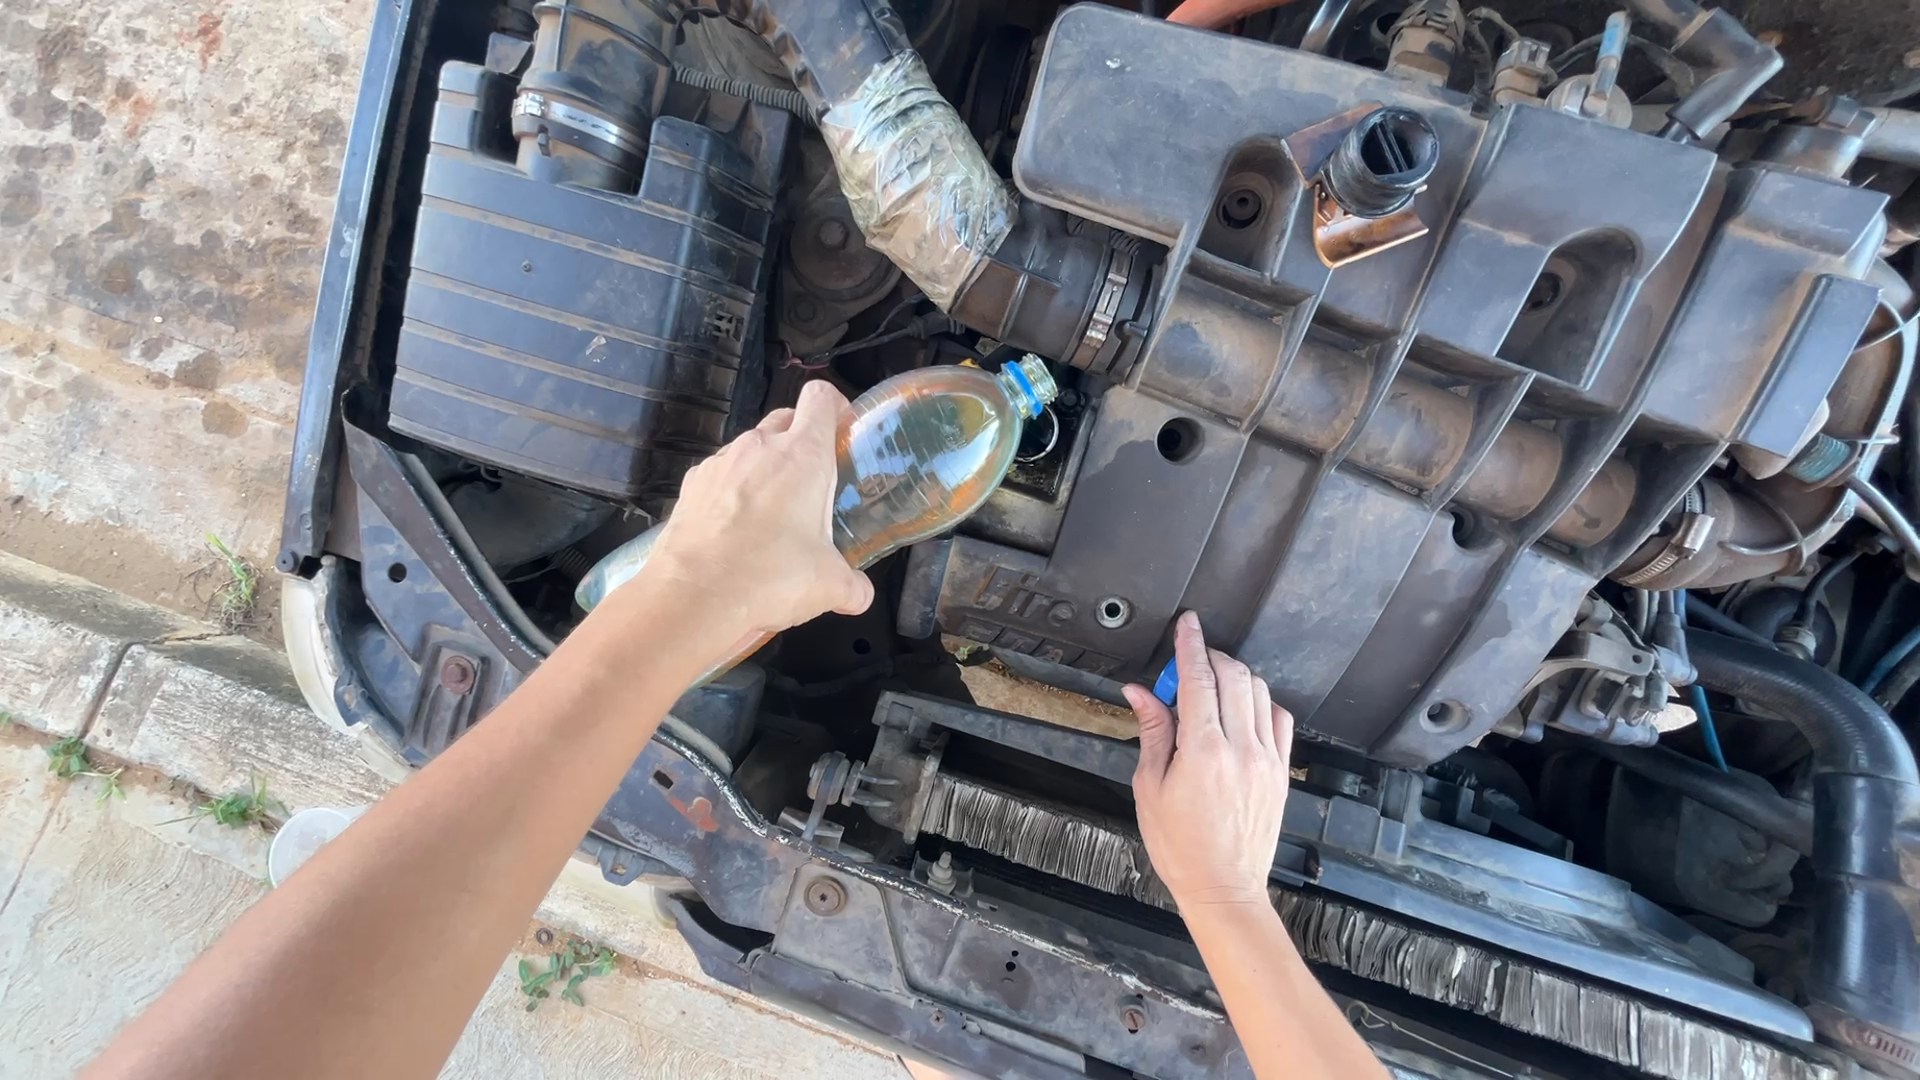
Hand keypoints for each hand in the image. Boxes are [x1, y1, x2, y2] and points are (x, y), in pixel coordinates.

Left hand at [637, 380, 874, 650]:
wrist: (693, 596)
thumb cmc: (772, 576)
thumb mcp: (829, 586)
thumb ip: (853, 586)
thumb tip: (860, 595)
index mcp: (803, 456)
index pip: (821, 398)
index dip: (835, 407)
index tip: (843, 432)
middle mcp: (760, 446)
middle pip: (786, 416)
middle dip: (802, 438)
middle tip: (814, 480)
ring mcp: (721, 462)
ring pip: (751, 446)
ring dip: (766, 466)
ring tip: (772, 512)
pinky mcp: (692, 484)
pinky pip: (722, 473)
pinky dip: (734, 489)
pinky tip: (736, 528)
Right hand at [1123, 611, 1292, 911]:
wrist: (1223, 888)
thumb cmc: (1180, 844)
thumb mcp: (1150, 786)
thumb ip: (1152, 730)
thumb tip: (1140, 692)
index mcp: (1203, 751)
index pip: (1198, 678)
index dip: (1190, 644)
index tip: (1187, 624)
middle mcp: (1241, 749)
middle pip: (1233, 676)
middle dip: (1210, 656)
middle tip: (1188, 662)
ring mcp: (1267, 760)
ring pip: (1259, 691)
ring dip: (1234, 676)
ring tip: (1210, 688)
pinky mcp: (1281, 772)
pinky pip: (1279, 719)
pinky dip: (1260, 702)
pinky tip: (1240, 711)